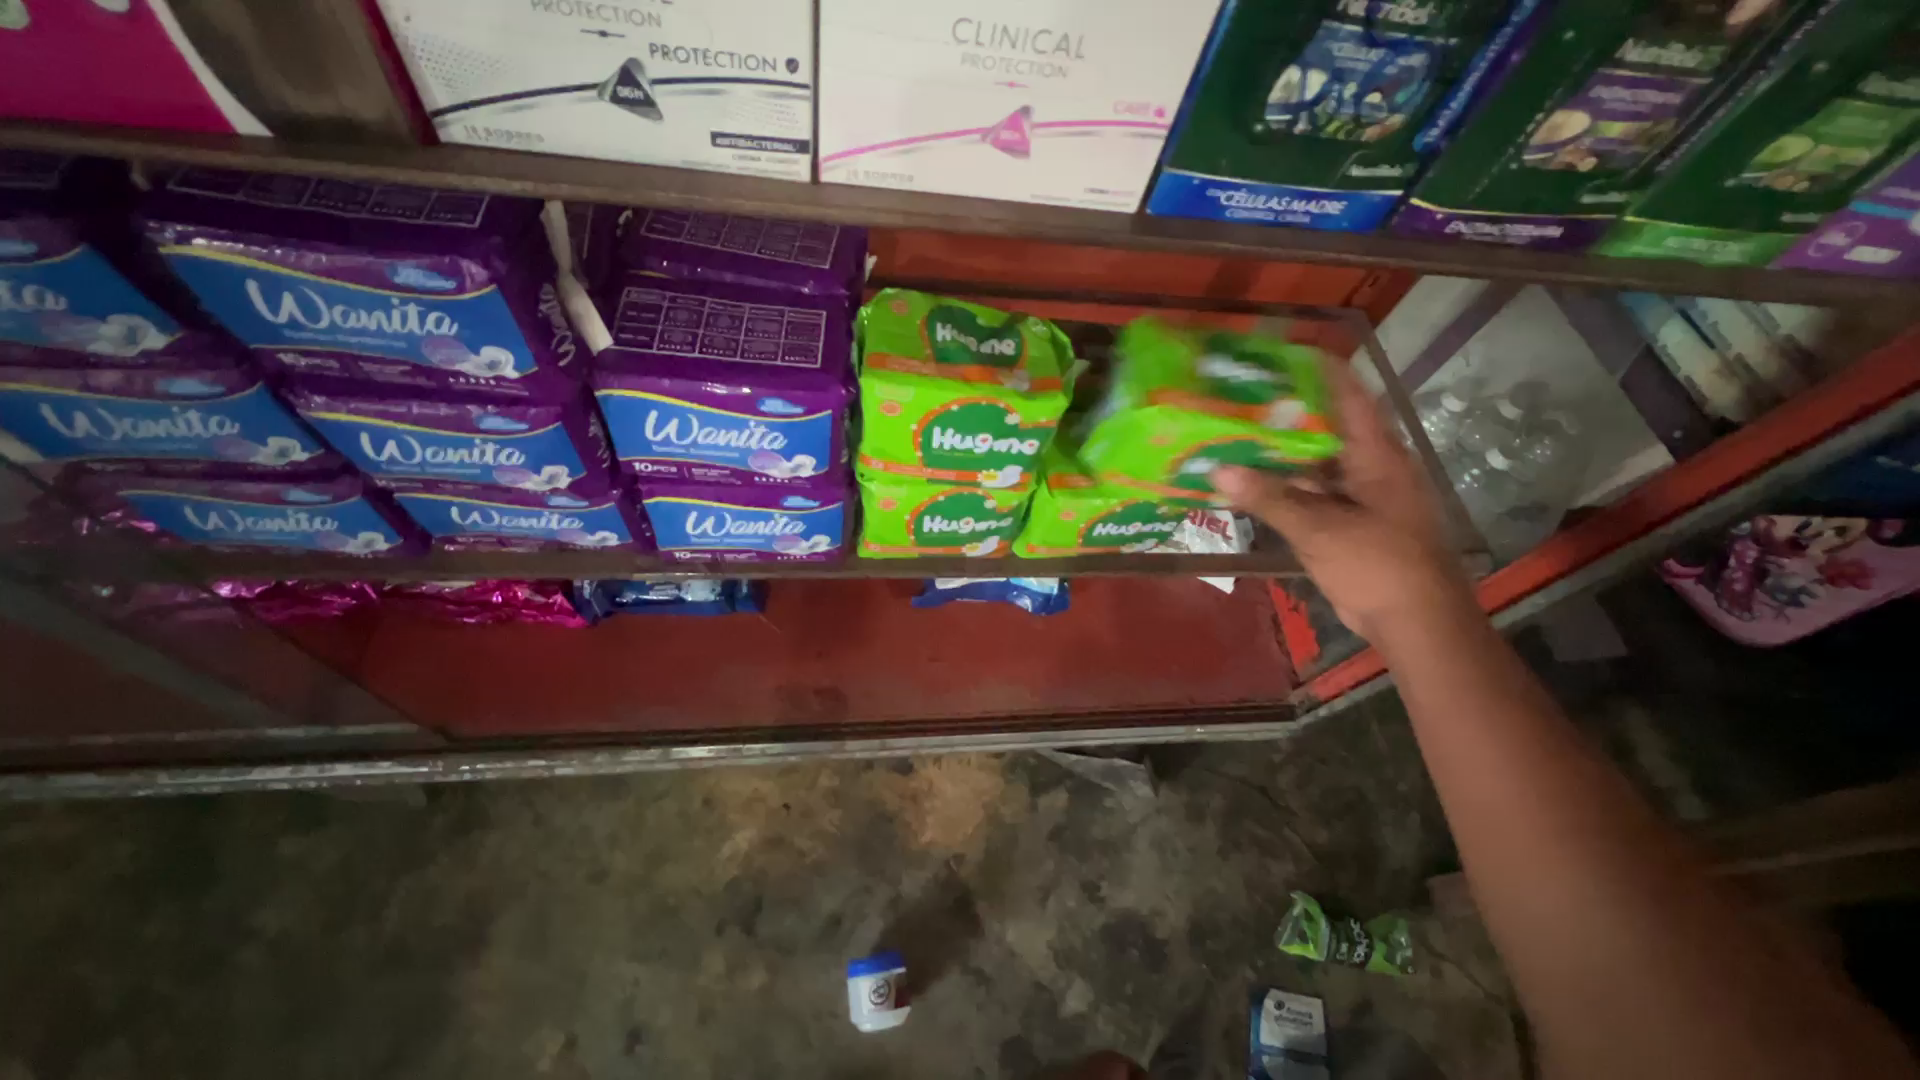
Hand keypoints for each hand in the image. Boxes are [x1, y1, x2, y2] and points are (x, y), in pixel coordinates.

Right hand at [1212, 359, 1473, 642]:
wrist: (1416, 622)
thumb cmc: (1377, 564)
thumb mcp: (1318, 529)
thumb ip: (1269, 498)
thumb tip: (1217, 471)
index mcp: (1377, 456)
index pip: (1350, 397)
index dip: (1321, 372)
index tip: (1281, 355)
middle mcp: (1373, 469)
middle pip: (1328, 430)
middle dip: (1287, 415)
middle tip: (1243, 399)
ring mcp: (1365, 498)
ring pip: (1319, 466)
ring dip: (1283, 456)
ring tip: (1238, 437)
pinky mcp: (1354, 525)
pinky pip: (1317, 496)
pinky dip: (1288, 490)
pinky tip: (1254, 487)